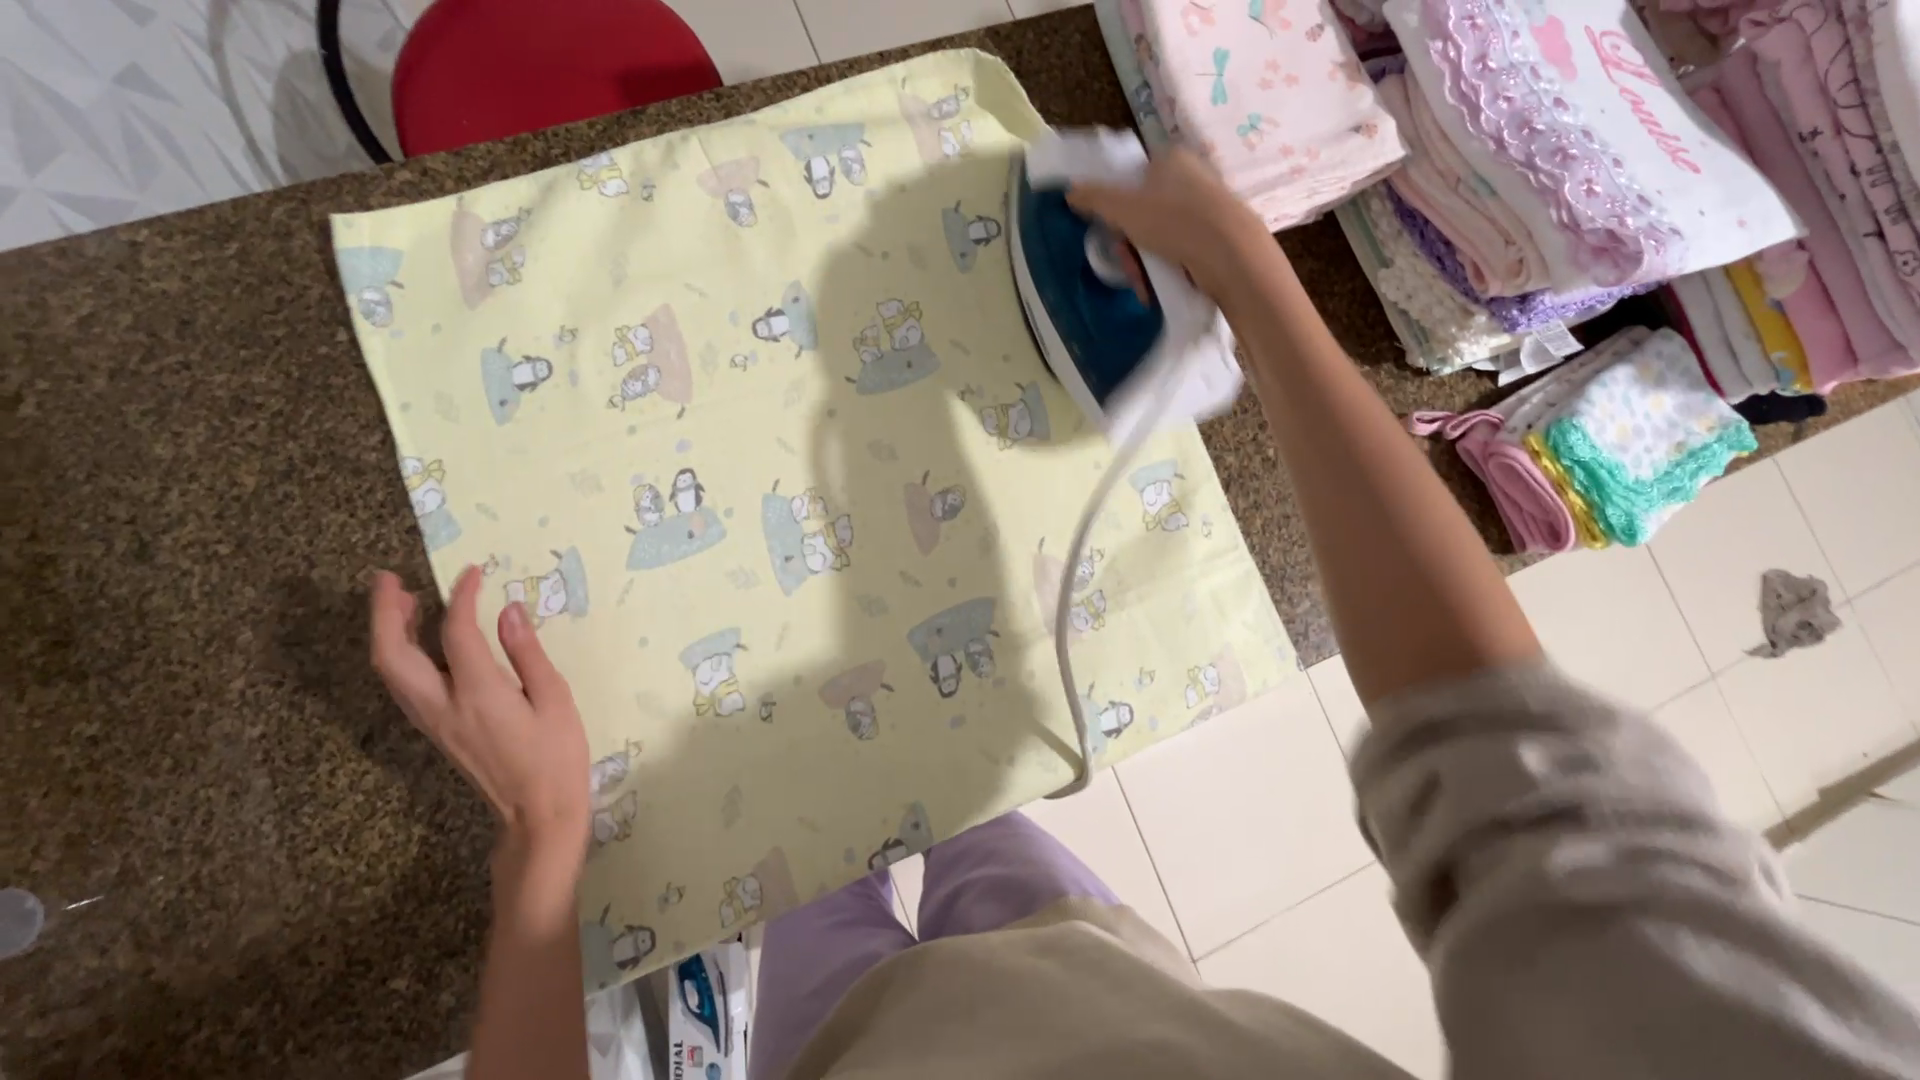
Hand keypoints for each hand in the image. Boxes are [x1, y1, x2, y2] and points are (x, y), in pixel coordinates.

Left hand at [370, 566, 591, 866]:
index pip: (456, 632)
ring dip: (387, 633)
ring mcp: (433, 722)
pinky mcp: (437, 731)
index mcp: (478, 693)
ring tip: (402, 603)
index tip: (474, 572)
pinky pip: (404, 685)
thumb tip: (509, 612)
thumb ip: (528, 653)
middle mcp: (443, 705)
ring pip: (390, 671)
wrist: (537, 814)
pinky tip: (420, 643)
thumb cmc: (557, 757)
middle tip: (391, 580)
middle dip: (384, 613)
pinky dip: (401, 655)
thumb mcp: (556, 700)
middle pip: (392, 654)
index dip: (462, 597)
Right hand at [1066, 147, 1279, 306]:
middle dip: (1130, 245)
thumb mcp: (1123, 209)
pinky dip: (1166, 269)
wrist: (1230, 254)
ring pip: (1160, 237)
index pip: (1132, 180)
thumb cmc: (1173, 221)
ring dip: (1144, 263)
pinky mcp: (1217, 237)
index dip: (1116, 208)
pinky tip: (1160, 286)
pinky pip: (1180, 251)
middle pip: (1143, 213)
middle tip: (1127, 264)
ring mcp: (1206, 208)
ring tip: (1144, 283)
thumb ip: (1094, 198)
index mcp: (1171, 159)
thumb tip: (1070, 190)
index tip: (1111, 232)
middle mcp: (1191, 178)